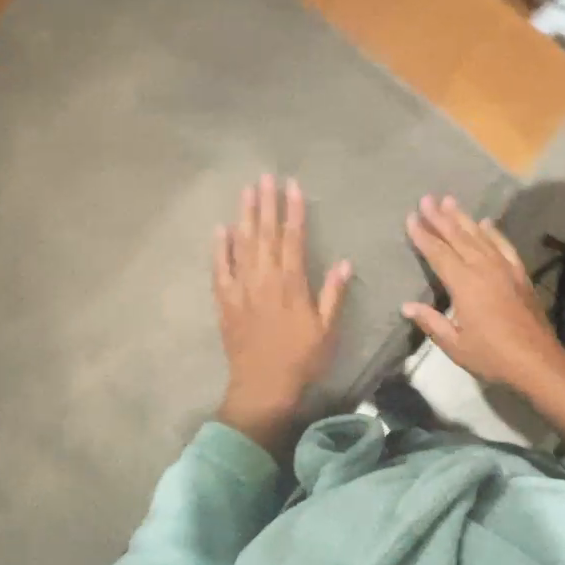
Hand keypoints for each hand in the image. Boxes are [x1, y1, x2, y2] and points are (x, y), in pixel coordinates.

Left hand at [213, 175, 351, 450]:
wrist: (263, 386)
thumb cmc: (301, 360)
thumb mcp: (326, 330)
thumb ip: (332, 295)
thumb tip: (344, 263)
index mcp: (291, 284)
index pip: (293, 239)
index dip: (294, 211)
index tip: (293, 186)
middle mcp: (264, 280)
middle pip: (265, 234)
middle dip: (267, 204)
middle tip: (265, 177)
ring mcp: (241, 289)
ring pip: (242, 244)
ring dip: (245, 216)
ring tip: (247, 192)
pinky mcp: (224, 301)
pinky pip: (220, 269)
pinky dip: (220, 248)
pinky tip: (221, 229)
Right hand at [402, 196, 564, 452]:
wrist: (536, 360)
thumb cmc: (492, 355)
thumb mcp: (455, 345)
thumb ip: (431, 322)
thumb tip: (407, 306)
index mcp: (464, 284)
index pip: (438, 253)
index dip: (423, 235)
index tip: (411, 218)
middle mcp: (483, 269)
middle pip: (458, 237)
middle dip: (440, 218)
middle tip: (427, 199)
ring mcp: (505, 269)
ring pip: (480, 236)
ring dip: (464, 218)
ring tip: (449, 201)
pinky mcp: (520, 274)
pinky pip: (504, 246)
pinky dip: (493, 233)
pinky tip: (486, 223)